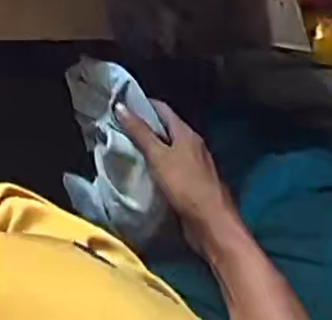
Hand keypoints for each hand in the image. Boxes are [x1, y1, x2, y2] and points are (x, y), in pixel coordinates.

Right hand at [117, 99, 238, 249]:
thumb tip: (120, 106)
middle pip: (163, 127)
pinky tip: (141, 168)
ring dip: (148, 145)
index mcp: (186, 134)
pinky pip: (169, 164)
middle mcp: (193, 145)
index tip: (119, 105)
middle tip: (117, 125)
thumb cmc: (186, 186)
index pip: (161, 108)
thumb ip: (139, 131)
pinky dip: (155, 162)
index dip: (139, 103)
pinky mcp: (193, 182)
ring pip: (166, 146)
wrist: (214, 228)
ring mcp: (195, 165)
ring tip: (124, 145)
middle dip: (141, 125)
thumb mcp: (157, 156)